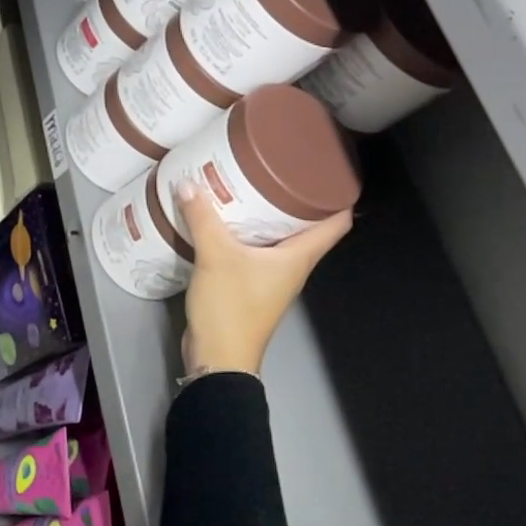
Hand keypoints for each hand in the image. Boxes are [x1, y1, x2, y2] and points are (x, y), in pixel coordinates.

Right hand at [176, 181, 351, 377]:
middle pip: (305, 226)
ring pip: (277, 238)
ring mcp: (271, 278)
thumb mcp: (215, 256)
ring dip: (265, 215)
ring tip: (245, 188)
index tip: (326, 169)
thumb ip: (202, 218)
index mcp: (298, 257)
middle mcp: (291, 266)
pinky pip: (253, 250)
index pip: (337, 223)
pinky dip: (243, 233)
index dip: (338, 195)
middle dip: (292, 197)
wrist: (218, 357)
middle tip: (273, 168)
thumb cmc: (231, 307)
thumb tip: (187, 183)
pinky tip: (222, 221)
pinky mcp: (249, 286)